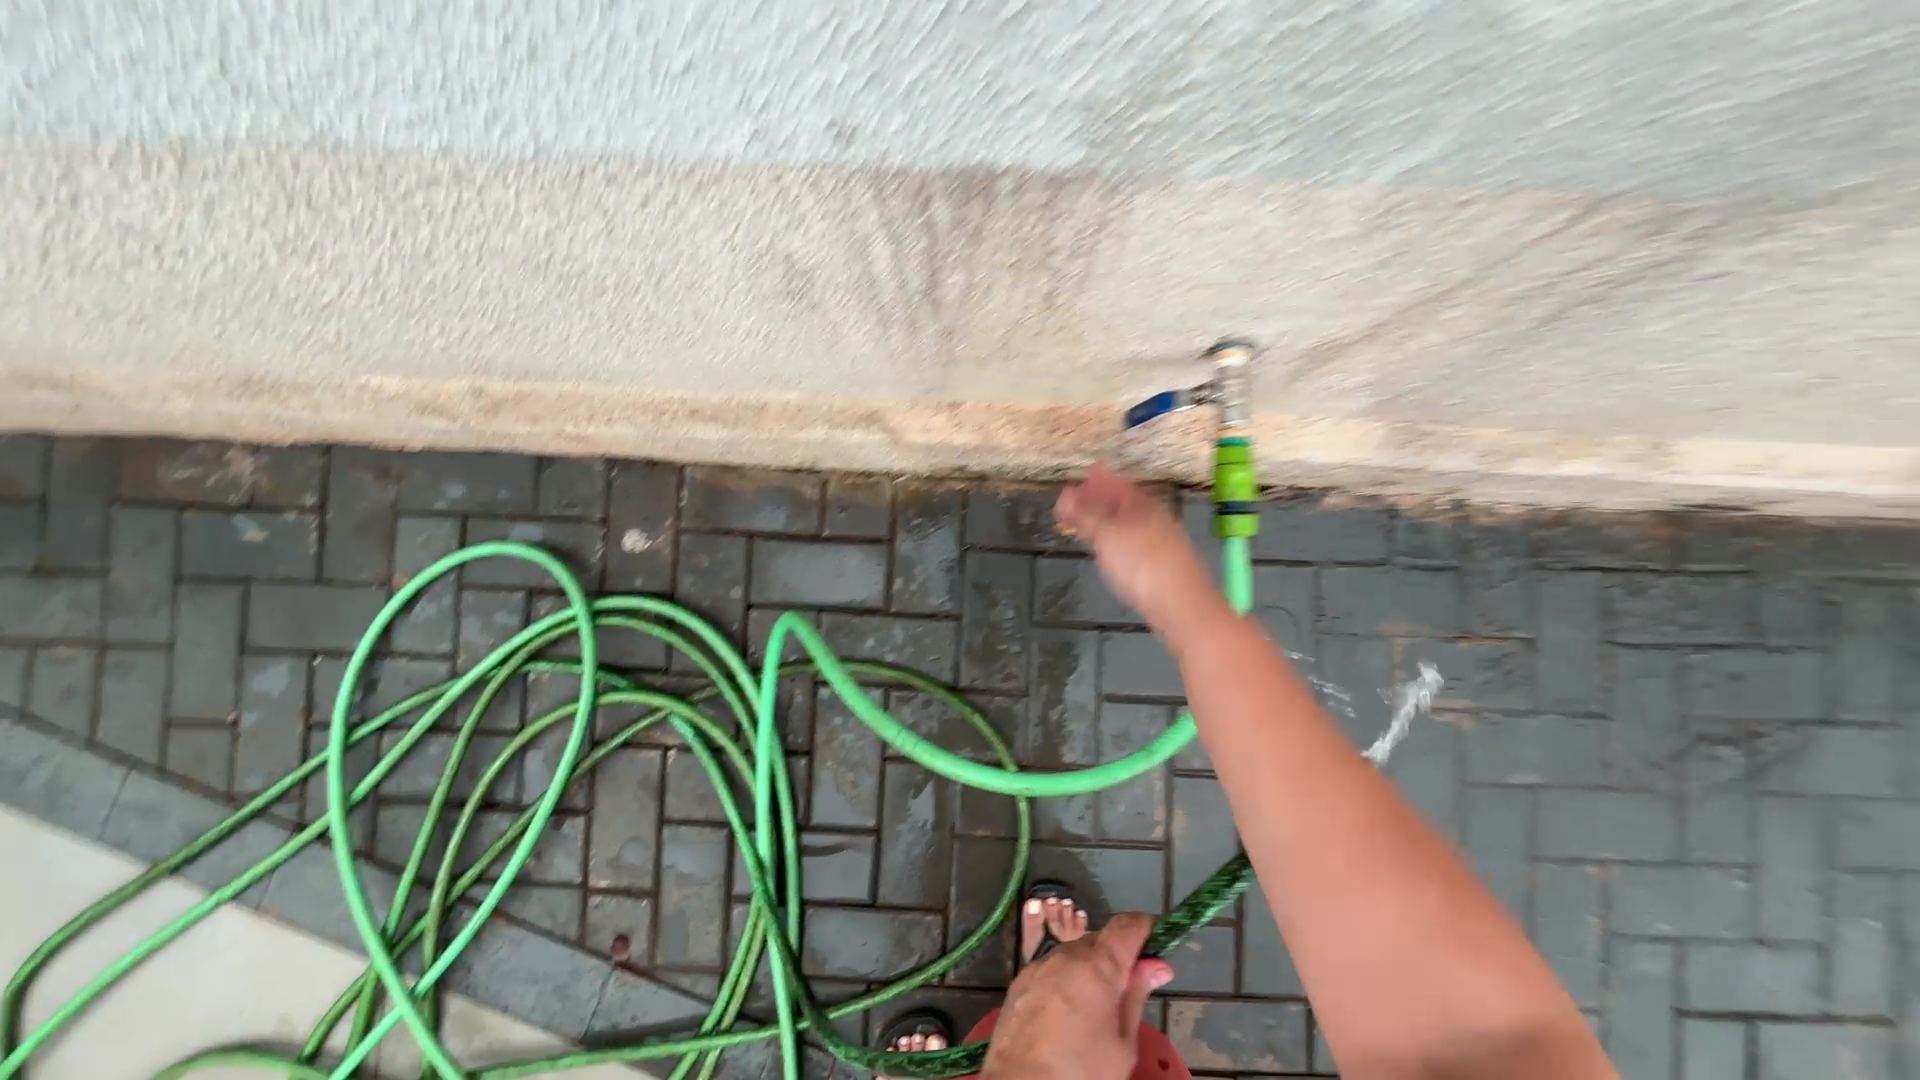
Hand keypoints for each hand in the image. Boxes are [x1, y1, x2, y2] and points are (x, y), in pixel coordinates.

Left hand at [979, 913, 1173, 1079]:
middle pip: (1100, 940)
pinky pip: (1052, 968)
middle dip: (1118, 955)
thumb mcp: (1123, 1043)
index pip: (1127, 925)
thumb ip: (1137, 996)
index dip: (1145, 926)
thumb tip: (1157, 965)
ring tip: (1096, 1007)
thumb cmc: (1081, 1071)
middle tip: (1129, 987)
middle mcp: (1067, 954)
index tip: (1157, 939)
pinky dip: (1066, 978)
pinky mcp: (1021, 980)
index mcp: (1098, 966)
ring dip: (1090, 968)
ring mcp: (1040, 965)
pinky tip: (1067, 1011)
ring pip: (1074, 953)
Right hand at [1055, 466, 1224, 635]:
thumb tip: (1064, 494)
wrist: (1183, 606)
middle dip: (1098, 502)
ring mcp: (1161, 543)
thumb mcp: (1107, 536)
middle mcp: (1155, 518)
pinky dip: (1117, 541)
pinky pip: (1134, 544)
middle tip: (1074, 506)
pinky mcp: (1163, 566)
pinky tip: (1110, 552)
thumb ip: (1085, 515)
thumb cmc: (1141, 565)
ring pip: (1129, 525)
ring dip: (1107, 523)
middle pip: (1123, 504)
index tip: (1073, 485)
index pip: (1115, 484)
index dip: (1093, 483)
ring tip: (1086, 528)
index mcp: (1142, 505)